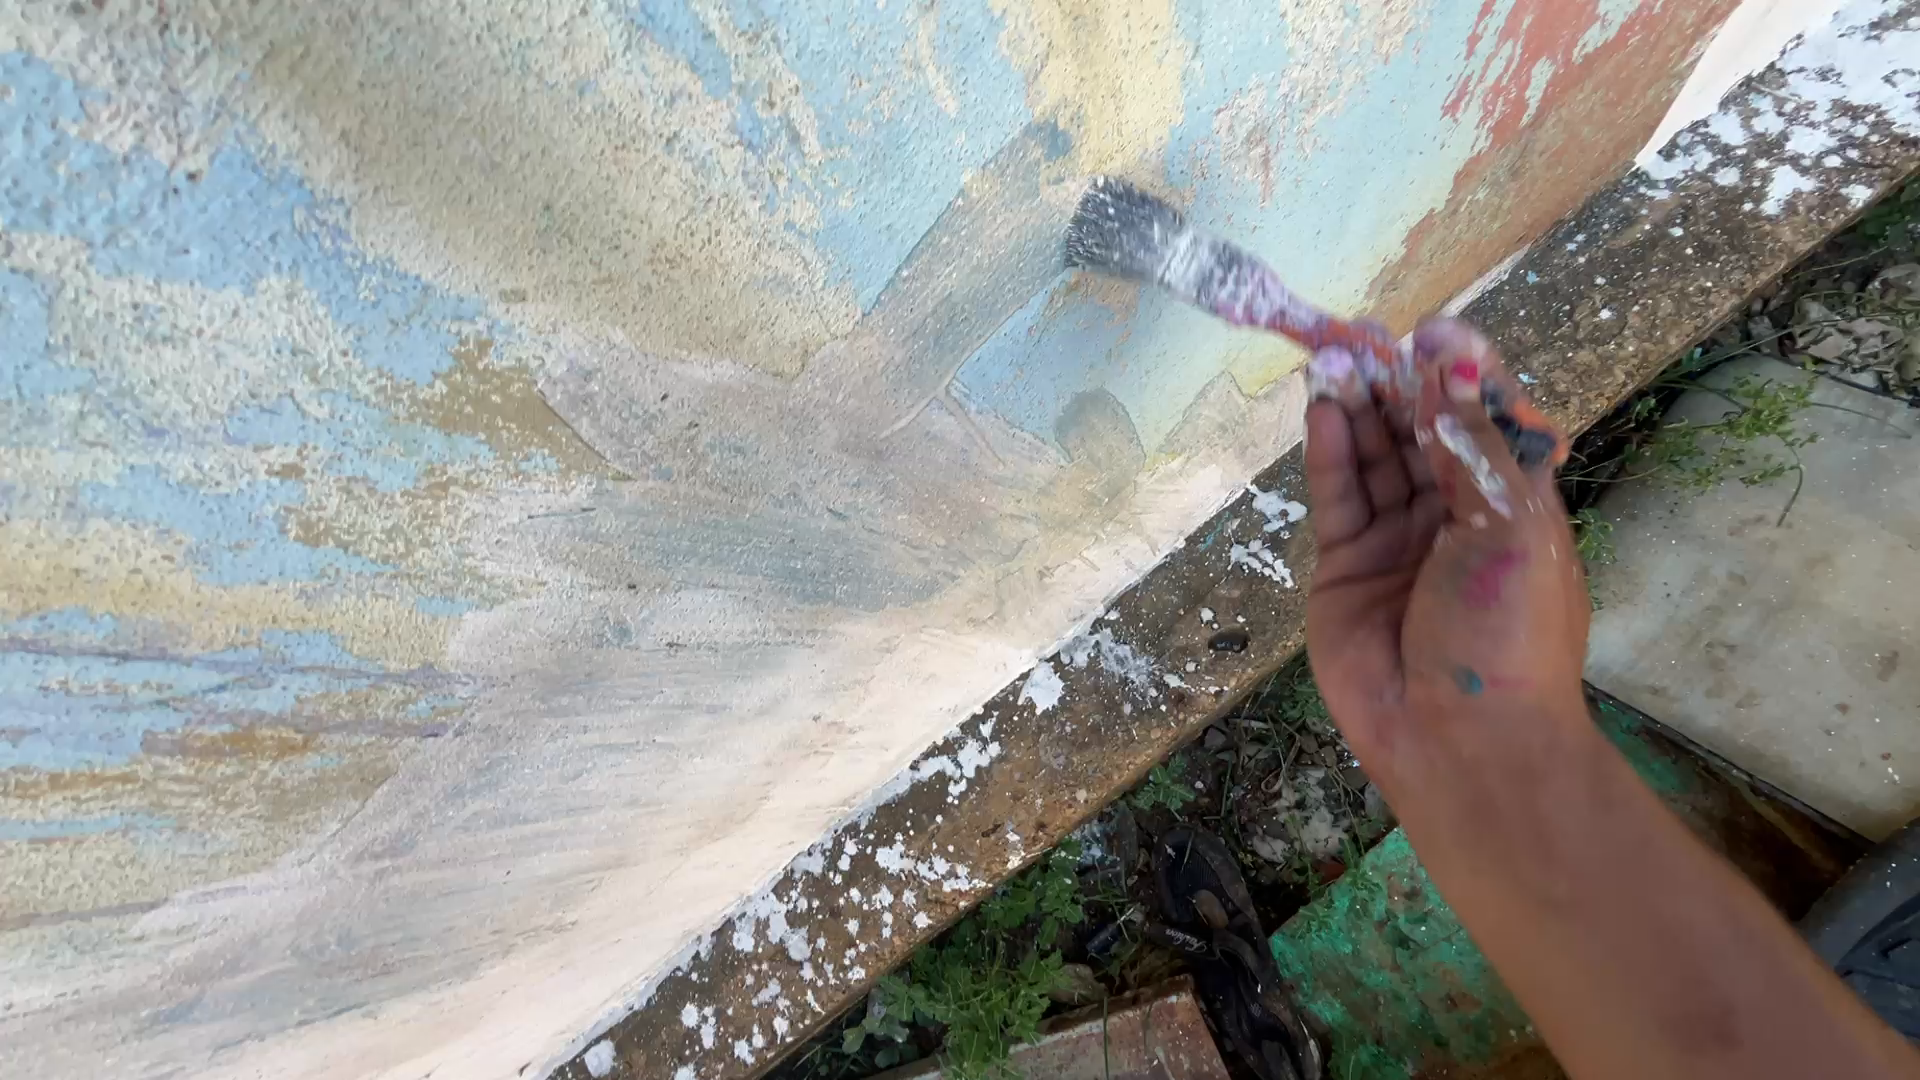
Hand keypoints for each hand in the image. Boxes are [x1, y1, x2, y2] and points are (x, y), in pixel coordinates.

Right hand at [1302, 318, 1589, 779]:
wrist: (1455, 737)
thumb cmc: (1503, 633)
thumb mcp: (1509, 526)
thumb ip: (1468, 442)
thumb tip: (1447, 359)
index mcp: (1511, 502)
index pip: (1478, 420)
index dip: (1452, 375)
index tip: (1424, 332)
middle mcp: (1451, 513)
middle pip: (1416, 432)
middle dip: (1390, 384)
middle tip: (1356, 337)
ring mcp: (1394, 538)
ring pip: (1372, 458)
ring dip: (1353, 409)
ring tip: (1329, 362)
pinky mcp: (1343, 562)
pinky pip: (1336, 496)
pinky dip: (1328, 453)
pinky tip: (1320, 413)